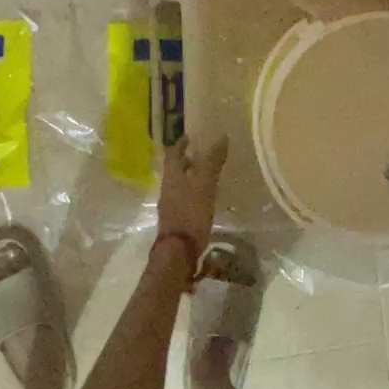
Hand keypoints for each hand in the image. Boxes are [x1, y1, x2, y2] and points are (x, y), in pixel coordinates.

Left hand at [157, 136, 228, 257]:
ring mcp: (170, 206)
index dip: (180, 143)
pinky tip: (206, 199)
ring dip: (191, 177)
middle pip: (175, 169)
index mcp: (172, 177)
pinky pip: (184, 200)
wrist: (178, 252)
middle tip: (202, 154)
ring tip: (207, 175)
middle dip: (187, 160)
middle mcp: (168, 189)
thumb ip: (212, 162)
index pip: (173, 154)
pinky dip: (193, 193)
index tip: (190, 136)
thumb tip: (221, 136)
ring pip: (179, 185)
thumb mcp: (204, 185)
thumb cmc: (190, 214)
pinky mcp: (176, 220)